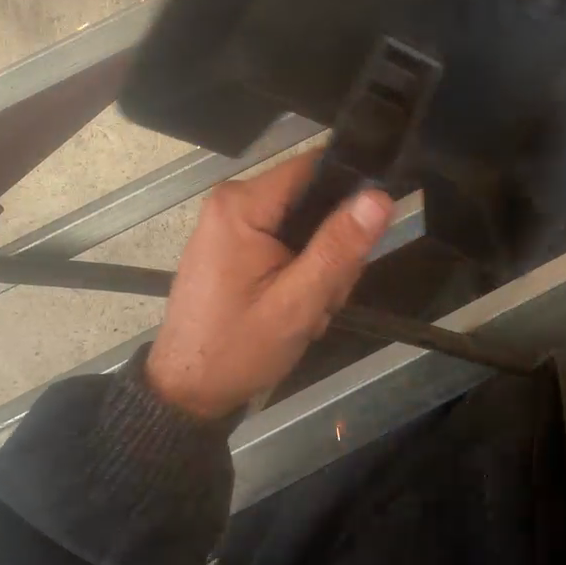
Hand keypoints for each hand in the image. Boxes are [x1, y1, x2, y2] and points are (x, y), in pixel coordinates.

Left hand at [146, 152, 392, 419]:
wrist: (185, 396)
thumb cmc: (236, 350)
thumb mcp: (297, 303)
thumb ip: (338, 247)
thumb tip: (380, 197)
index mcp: (243, 204)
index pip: (317, 168)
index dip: (351, 194)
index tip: (364, 236)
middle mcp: (234, 200)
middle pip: (315, 198)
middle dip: (334, 244)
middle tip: (328, 293)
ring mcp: (232, 221)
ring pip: (307, 221)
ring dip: (321, 263)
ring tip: (311, 306)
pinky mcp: (236, 241)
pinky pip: (289, 237)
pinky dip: (302, 268)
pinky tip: (299, 302)